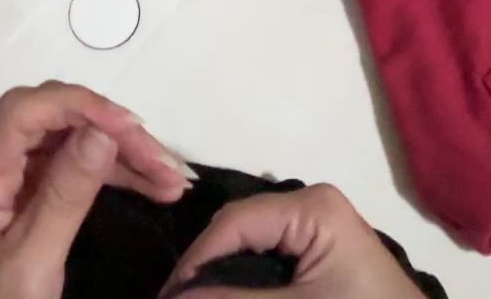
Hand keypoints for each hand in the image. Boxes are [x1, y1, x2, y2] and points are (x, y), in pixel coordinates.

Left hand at [0, 81, 196, 298]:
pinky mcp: (27, 191)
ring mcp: (7, 175)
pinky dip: (113, 170)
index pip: (21, 111)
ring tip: (171, 178)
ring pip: (68, 136)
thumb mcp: (30, 270)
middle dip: (109, 128)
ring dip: (120, 151)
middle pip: (50, 117)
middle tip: (163, 161)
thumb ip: (63, 199)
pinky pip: (73, 162)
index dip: (78, 106)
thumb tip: (102, 133)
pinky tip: (152, 185)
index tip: (133, 128)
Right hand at [163, 184, 426, 298]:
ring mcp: (318, 224)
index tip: (168, 295)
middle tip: (178, 297)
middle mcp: (312, 202)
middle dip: (208, 264)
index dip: (198, 257)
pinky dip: (247, 275)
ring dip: (224, 271)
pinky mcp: (322, 247)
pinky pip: (271, 252)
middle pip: (242, 228)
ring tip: (196, 294)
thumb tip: (175, 297)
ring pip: (252, 240)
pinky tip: (228, 292)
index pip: (236, 221)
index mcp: (312, 206)